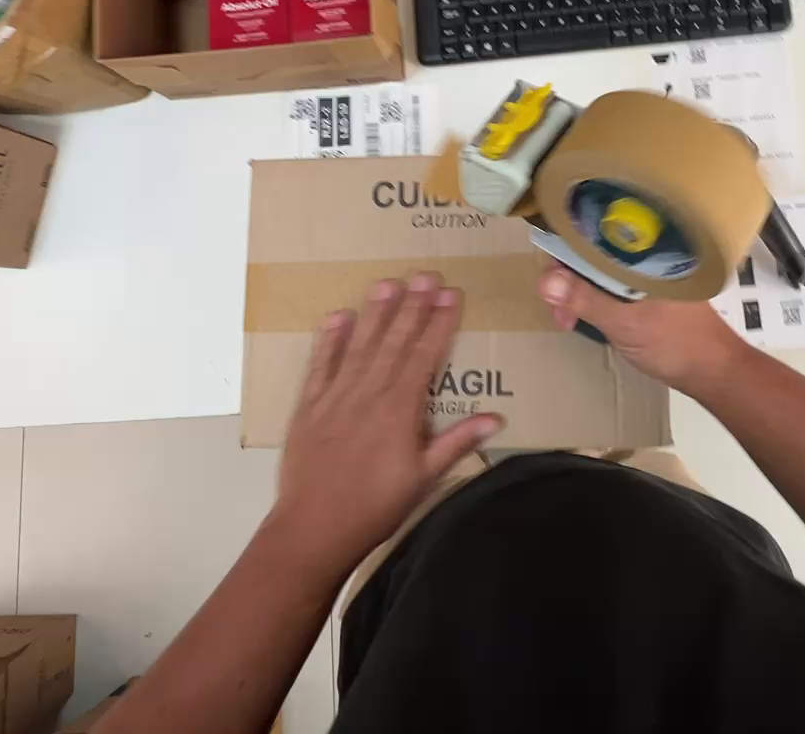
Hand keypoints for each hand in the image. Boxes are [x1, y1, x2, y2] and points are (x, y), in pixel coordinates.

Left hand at [268, 271, 503, 575]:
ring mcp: (336, 396)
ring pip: (359, 345)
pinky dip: (329, 340)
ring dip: (375, 312)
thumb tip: (496, 418)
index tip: (451, 294)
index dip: (439, 323)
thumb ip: (457, 443)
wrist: (313, 530)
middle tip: (425, 275)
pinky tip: (338, 316)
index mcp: (400, 409)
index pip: (424, 355)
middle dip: (412, 306)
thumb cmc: (375, 508)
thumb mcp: (424, 478)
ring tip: (388, 282)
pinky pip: (320, 365)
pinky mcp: (309, 406)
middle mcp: (369, 393)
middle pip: (394, 341)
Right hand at [538, 263, 748, 390]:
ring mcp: (647, 273)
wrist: (715, 372)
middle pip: (593, 253)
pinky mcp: (648, 290)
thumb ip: (586, 299)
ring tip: (568, 320)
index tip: (549, 285)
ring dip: (578, 292)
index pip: (595, 235)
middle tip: (558, 312)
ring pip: (600, 271)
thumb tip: (546, 280)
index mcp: (645, 251)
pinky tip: (585, 318)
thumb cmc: (676, 344)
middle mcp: (647, 254)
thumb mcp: (624, 323)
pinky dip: (594, 299)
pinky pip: (612, 285)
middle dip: (568, 279)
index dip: (564, 254)